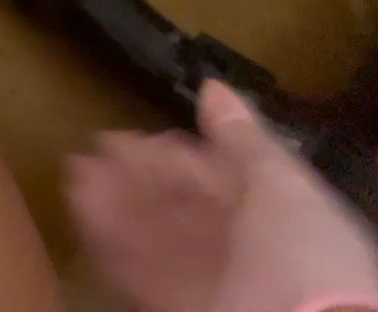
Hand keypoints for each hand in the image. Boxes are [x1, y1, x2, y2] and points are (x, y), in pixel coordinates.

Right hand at [67, 81, 377, 311]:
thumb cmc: (301, 255)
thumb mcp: (285, 188)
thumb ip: (246, 139)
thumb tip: (213, 85)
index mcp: (269, 218)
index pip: (213, 177)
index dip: (174, 153)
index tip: (137, 132)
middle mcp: (234, 244)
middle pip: (172, 198)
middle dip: (133, 169)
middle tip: (96, 143)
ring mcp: (198, 270)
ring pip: (144, 223)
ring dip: (109, 193)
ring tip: (76, 166)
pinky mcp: (165, 291)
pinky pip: (126, 255)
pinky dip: (99, 226)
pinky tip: (76, 199)